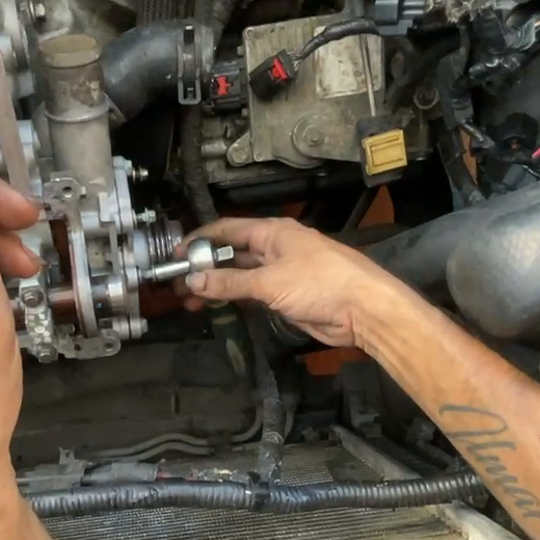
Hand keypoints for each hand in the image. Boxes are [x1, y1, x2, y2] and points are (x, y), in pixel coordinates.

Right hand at [181, 218, 409, 347]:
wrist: (363, 310)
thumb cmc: (322, 283)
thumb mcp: (270, 282)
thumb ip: (230, 282)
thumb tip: (194, 280)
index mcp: (272, 233)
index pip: (227, 230)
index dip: (200, 239)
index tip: (176, 254)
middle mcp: (275, 249)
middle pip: (231, 254)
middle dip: (204, 267)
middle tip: (178, 283)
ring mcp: (281, 273)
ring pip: (240, 276)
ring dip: (216, 286)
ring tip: (190, 300)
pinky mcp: (286, 296)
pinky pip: (252, 293)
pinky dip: (233, 298)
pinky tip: (216, 306)